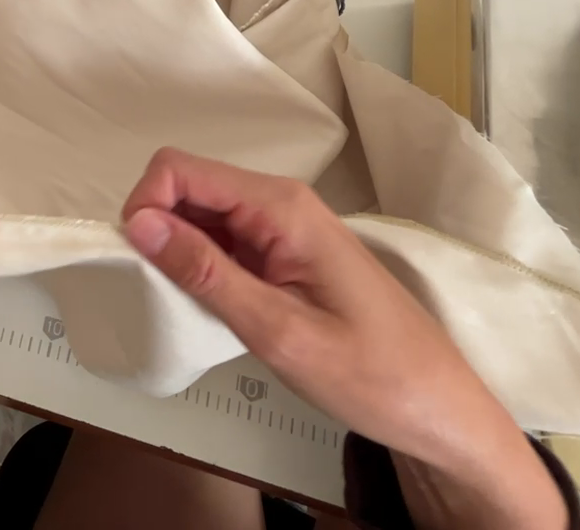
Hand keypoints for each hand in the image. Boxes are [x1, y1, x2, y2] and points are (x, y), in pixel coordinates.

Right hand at [120, 149, 566, 529]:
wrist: (441, 410)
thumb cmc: (370, 374)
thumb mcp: (279, 331)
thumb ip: (205, 273)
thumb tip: (138, 223)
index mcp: (279, 205)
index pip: (180, 169)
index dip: (146, 203)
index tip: (139, 259)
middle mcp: (277, 200)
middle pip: (187, 184)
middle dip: (158, 225)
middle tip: (163, 288)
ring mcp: (279, 223)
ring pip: (199, 209)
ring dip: (177, 246)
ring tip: (187, 299)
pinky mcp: (280, 247)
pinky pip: (219, 235)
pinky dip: (198, 261)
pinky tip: (209, 300)